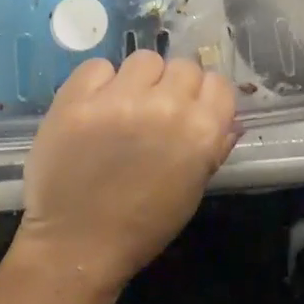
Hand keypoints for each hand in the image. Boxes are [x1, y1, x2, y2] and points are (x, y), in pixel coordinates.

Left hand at [15, 51, 237, 290]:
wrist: (75, 245)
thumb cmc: (142, 226)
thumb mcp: (192, 190)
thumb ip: (213, 146)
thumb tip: (228, 117)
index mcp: (201, 132)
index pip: (218, 83)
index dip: (204, 97)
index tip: (189, 110)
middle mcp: (165, 106)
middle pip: (183, 66)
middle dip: (172, 87)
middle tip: (154, 112)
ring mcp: (119, 99)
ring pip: (144, 59)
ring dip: (138, 80)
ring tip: (122, 108)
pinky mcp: (77, 97)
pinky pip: (99, 66)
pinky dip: (98, 83)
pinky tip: (93, 109)